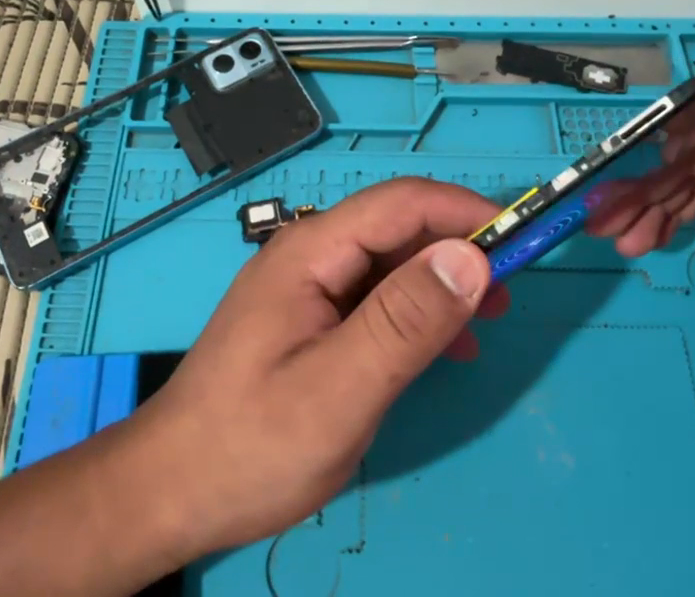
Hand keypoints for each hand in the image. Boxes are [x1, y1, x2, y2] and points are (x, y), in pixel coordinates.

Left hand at [122, 177, 509, 557]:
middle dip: (459, 248)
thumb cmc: (250, 444)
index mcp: (310, 253)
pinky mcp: (310, 323)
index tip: (522, 239)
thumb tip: (471, 259)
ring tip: (489, 322)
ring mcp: (307, 290)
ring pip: (390, 265)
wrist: (172, 492)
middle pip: (397, 229)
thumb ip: (404, 323)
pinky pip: (374, 301)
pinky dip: (418, 315)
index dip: (465, 211)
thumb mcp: (337, 389)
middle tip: (512, 292)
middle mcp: (308, 257)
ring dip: (443, 283)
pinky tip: (446, 350)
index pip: (401, 203)